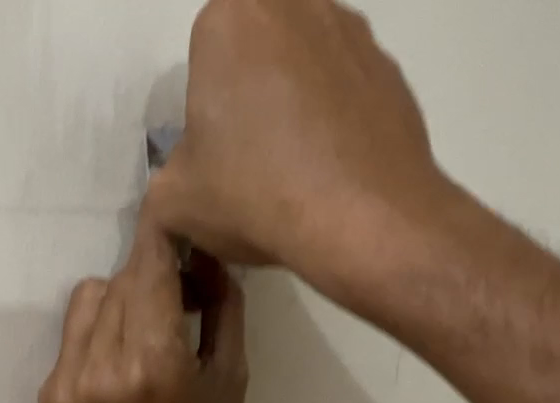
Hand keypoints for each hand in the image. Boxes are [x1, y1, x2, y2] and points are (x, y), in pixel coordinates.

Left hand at [40, 216, 247, 402]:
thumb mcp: (231, 384)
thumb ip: (221, 310)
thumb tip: (209, 254)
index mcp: (155, 362)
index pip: (148, 264)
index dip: (162, 233)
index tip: (176, 218)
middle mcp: (102, 365)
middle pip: (119, 279)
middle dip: (149, 277)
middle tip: (177, 298)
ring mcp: (66, 383)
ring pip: (87, 302)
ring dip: (118, 303)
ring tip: (143, 338)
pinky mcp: (46, 400)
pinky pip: (71, 341)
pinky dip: (96, 340)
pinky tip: (118, 373)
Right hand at [145, 0, 452, 295]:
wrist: (362, 223)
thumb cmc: (255, 196)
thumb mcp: (175, 202)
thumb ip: (167, 179)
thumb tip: (186, 182)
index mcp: (229, 19)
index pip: (206, 55)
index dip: (209, 106)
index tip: (220, 149)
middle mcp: (294, 5)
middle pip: (260, 50)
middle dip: (255, 92)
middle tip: (257, 155)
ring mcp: (351, 33)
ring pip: (309, 63)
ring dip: (300, 102)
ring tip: (301, 167)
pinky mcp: (392, 71)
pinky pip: (351, 90)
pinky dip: (341, 121)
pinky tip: (337, 171)